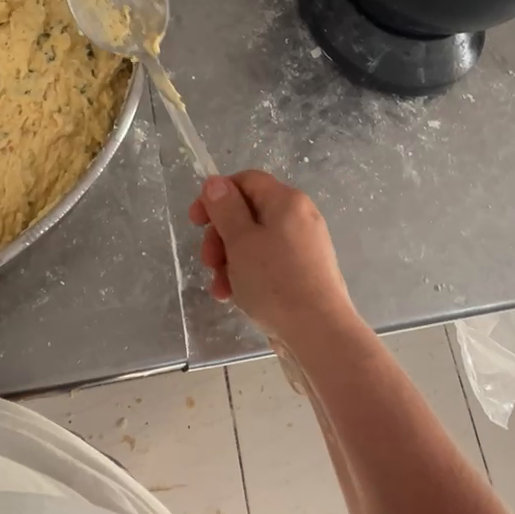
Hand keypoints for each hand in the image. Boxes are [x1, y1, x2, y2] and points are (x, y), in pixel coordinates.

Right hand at [189, 171, 360, 344]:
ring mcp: (303, 246)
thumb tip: (216, 182)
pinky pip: (268, 263)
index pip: (247, 181)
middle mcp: (299, 217)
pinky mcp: (303, 272)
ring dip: (230, 261)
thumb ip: (225, 209)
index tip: (195, 221)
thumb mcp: (241, 241)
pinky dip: (248, 275)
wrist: (318, 332)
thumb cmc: (275, 282)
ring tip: (221, 288)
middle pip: (248, 213)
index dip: (217, 195)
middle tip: (208, 261)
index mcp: (287, 201)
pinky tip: (235, 297)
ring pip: (255, 242)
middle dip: (221, 236)